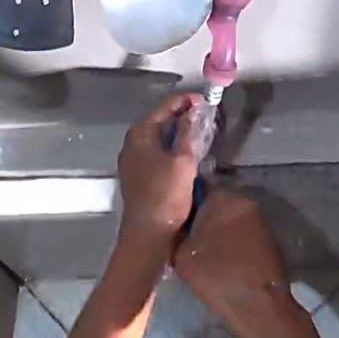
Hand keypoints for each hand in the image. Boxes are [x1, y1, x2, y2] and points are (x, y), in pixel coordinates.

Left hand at [116, 93, 204, 252]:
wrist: (147, 236)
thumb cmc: (166, 194)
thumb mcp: (183, 161)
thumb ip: (188, 132)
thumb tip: (192, 111)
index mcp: (141, 132)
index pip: (166, 107)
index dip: (187, 101)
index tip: (206, 101)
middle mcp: (132, 142)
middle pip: (160, 121)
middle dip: (182, 118)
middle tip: (205, 118)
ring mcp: (132, 160)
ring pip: (158, 139)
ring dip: (177, 135)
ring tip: (199, 135)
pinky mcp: (136, 176)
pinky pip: (155, 153)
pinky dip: (170, 150)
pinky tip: (185, 156)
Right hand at [173, 190, 298, 337]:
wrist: (258, 307)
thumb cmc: (216, 276)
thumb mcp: (179, 254)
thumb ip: (177, 233)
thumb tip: (176, 228)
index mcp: (220, 197)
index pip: (197, 187)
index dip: (185, 201)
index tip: (177, 215)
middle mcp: (243, 200)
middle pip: (216, 202)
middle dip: (204, 215)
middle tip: (189, 234)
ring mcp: (260, 219)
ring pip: (231, 218)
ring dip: (220, 229)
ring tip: (206, 249)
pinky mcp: (270, 239)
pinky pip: (244, 233)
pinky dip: (234, 241)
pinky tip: (224, 259)